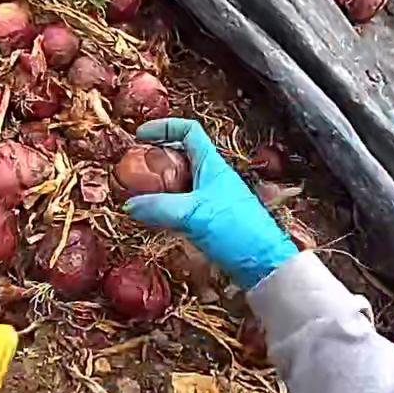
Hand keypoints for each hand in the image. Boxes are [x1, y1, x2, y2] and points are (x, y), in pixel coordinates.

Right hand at [123, 119, 298, 287]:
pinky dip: (163, 204)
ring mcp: (210, 197)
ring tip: (137, 192)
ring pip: (178, 181)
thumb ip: (159, 207)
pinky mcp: (208, 218)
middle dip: (155, 157)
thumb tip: (129, 205)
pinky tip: (152, 215)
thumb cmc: (236, 230)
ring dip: (157, 183)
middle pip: (179, 155)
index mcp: (212, 165)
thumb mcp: (193, 214)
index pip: (189, 131)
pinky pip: (179, 203)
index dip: (164, 127)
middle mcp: (211, 177)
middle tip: (134, 167)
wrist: (264, 265)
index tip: (141, 135)